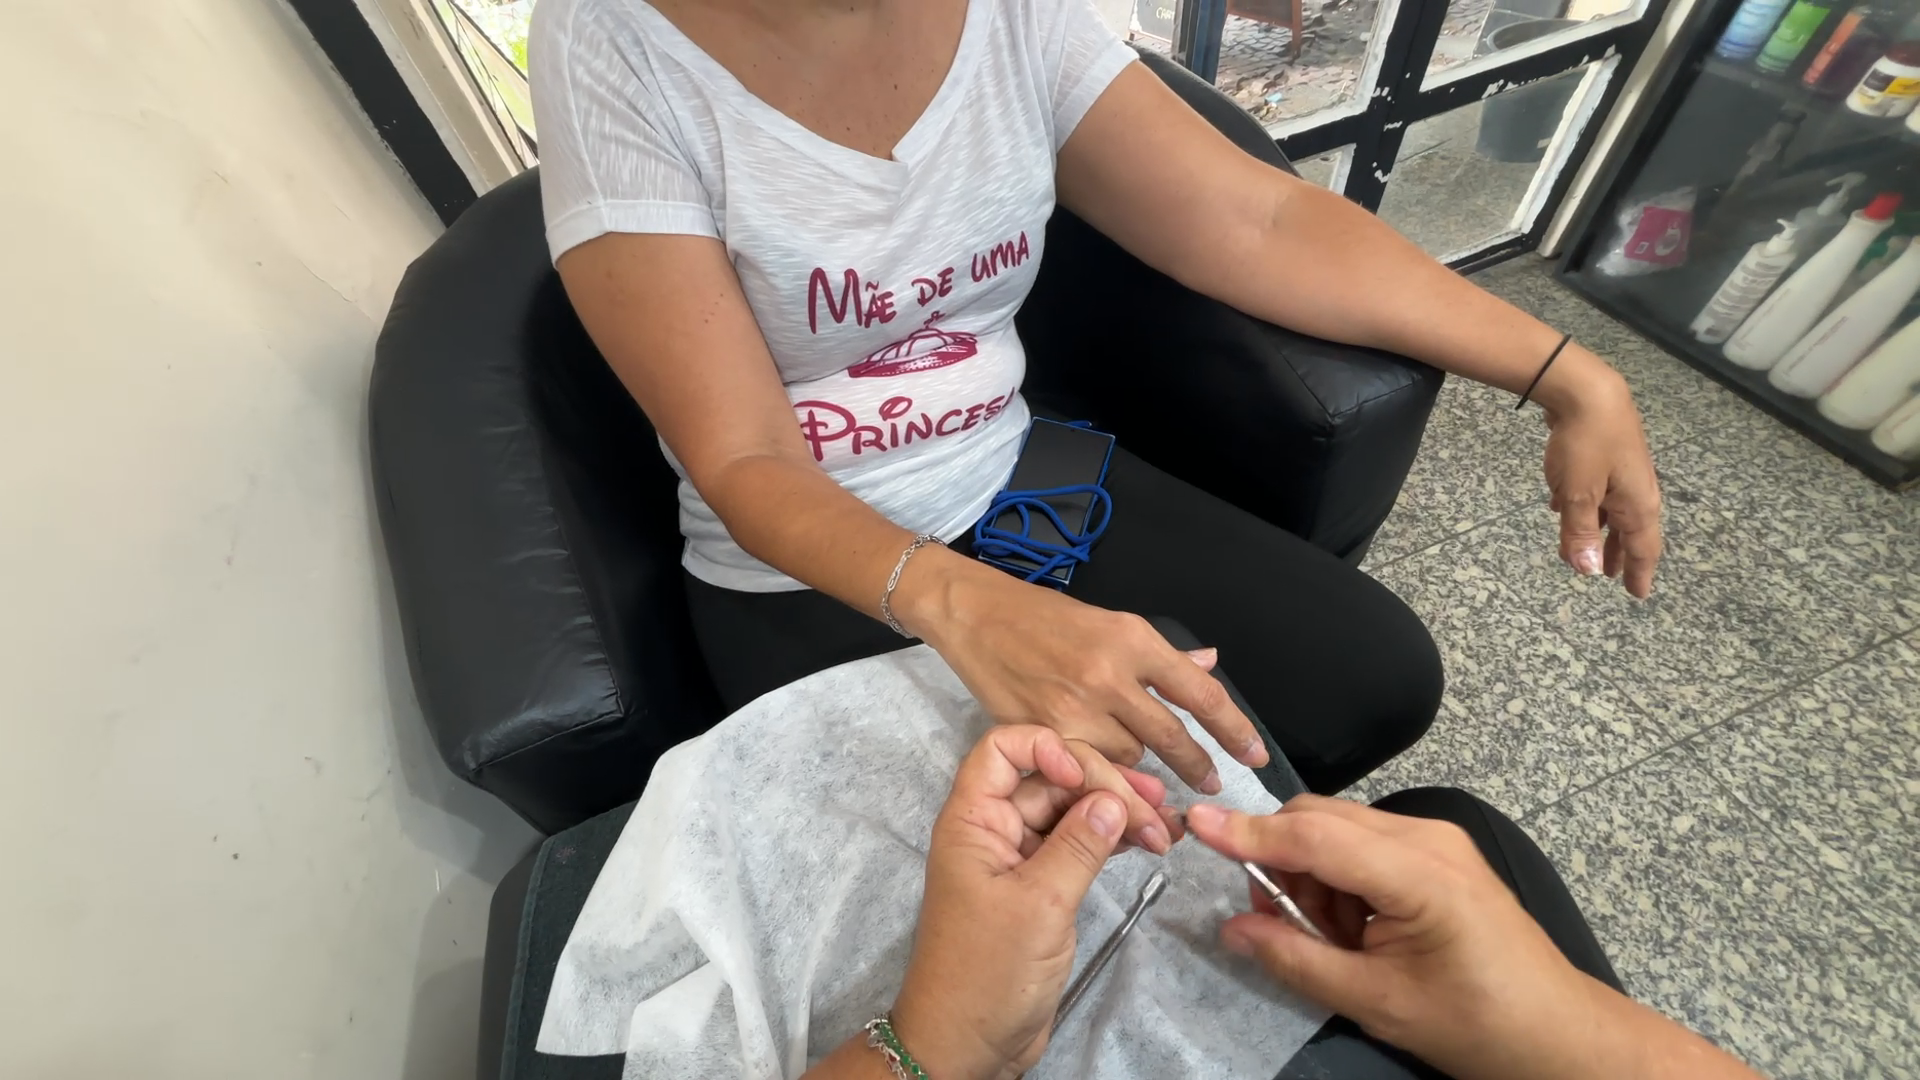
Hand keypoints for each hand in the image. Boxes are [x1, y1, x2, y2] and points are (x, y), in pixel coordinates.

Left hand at [888, 726, 1176, 1079]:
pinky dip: (1110, 837)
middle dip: (1102, 784)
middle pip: (1049, 777)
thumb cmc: (988, 972)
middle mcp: (996, 825)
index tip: (1085, 775)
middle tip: (1154, 809)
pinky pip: (1077, 841)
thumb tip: (1113, 801)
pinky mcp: (1041, 879)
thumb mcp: (1039, 904)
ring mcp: (1020, 852)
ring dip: (1115, 809)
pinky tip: (1145, 839)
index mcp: (974, 817)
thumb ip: (1078, 846)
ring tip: (1166, 821)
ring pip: (1069, 809)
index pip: (1003, 747)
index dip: (1045, 747)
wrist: (969, 1044)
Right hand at [895, 550, 1268, 837]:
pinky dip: (1103, 775)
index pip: (1198, 692)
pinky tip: (1109, 780)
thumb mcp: (1107, 620)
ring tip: (1130, 756)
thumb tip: (1208, 665)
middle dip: (1197, 766)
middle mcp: (1108, 676)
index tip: (1254, 754)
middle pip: (1171, 737)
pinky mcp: (1042, 733)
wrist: (977, 614)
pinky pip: (1088, 770)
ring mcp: (1073, 709)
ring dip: (1138, 762)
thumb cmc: (1042, 613)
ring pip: (1129, 757)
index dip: (1234, 728)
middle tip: (1210, 784)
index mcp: (1130, 639)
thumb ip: (1159, 654)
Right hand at [1183, 797, 1599, 1079]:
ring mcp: (1430, 835)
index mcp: (1420, 875)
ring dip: (1307, 873)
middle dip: (1279, 861)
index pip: (1313, 837)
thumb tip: (1230, 929)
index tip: (1194, 822)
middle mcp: (1423, 835)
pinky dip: (1334, 875)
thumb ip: (1296, 961)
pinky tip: (1352, 923)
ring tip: (1328, 935)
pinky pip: (1355, 839)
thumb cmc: (1480, 1026)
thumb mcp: (1380, 1005)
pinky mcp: (1431, 845)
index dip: (1249, 833)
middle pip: (1316, 819)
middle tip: (1273, 919)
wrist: (1570, 1040)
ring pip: (1330, 826)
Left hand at [1534, 350, 1663, 597]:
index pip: (1642, 548)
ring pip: (1611, 512)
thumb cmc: (1584, 446)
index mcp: (1636, 504)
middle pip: (1629, 532)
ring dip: (1600, 533)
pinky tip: (1561, 509)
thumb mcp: (1577, 494)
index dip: (1638, 573)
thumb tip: (1588, 571)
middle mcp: (1636, 491)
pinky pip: (1596, 493)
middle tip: (1612, 578)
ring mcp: (1622, 473)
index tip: (1636, 595)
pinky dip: (1583, 507)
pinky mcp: (1604, 459)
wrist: (1588, 395)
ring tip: (1590, 551)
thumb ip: (1580, 532)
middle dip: (1619, 556)